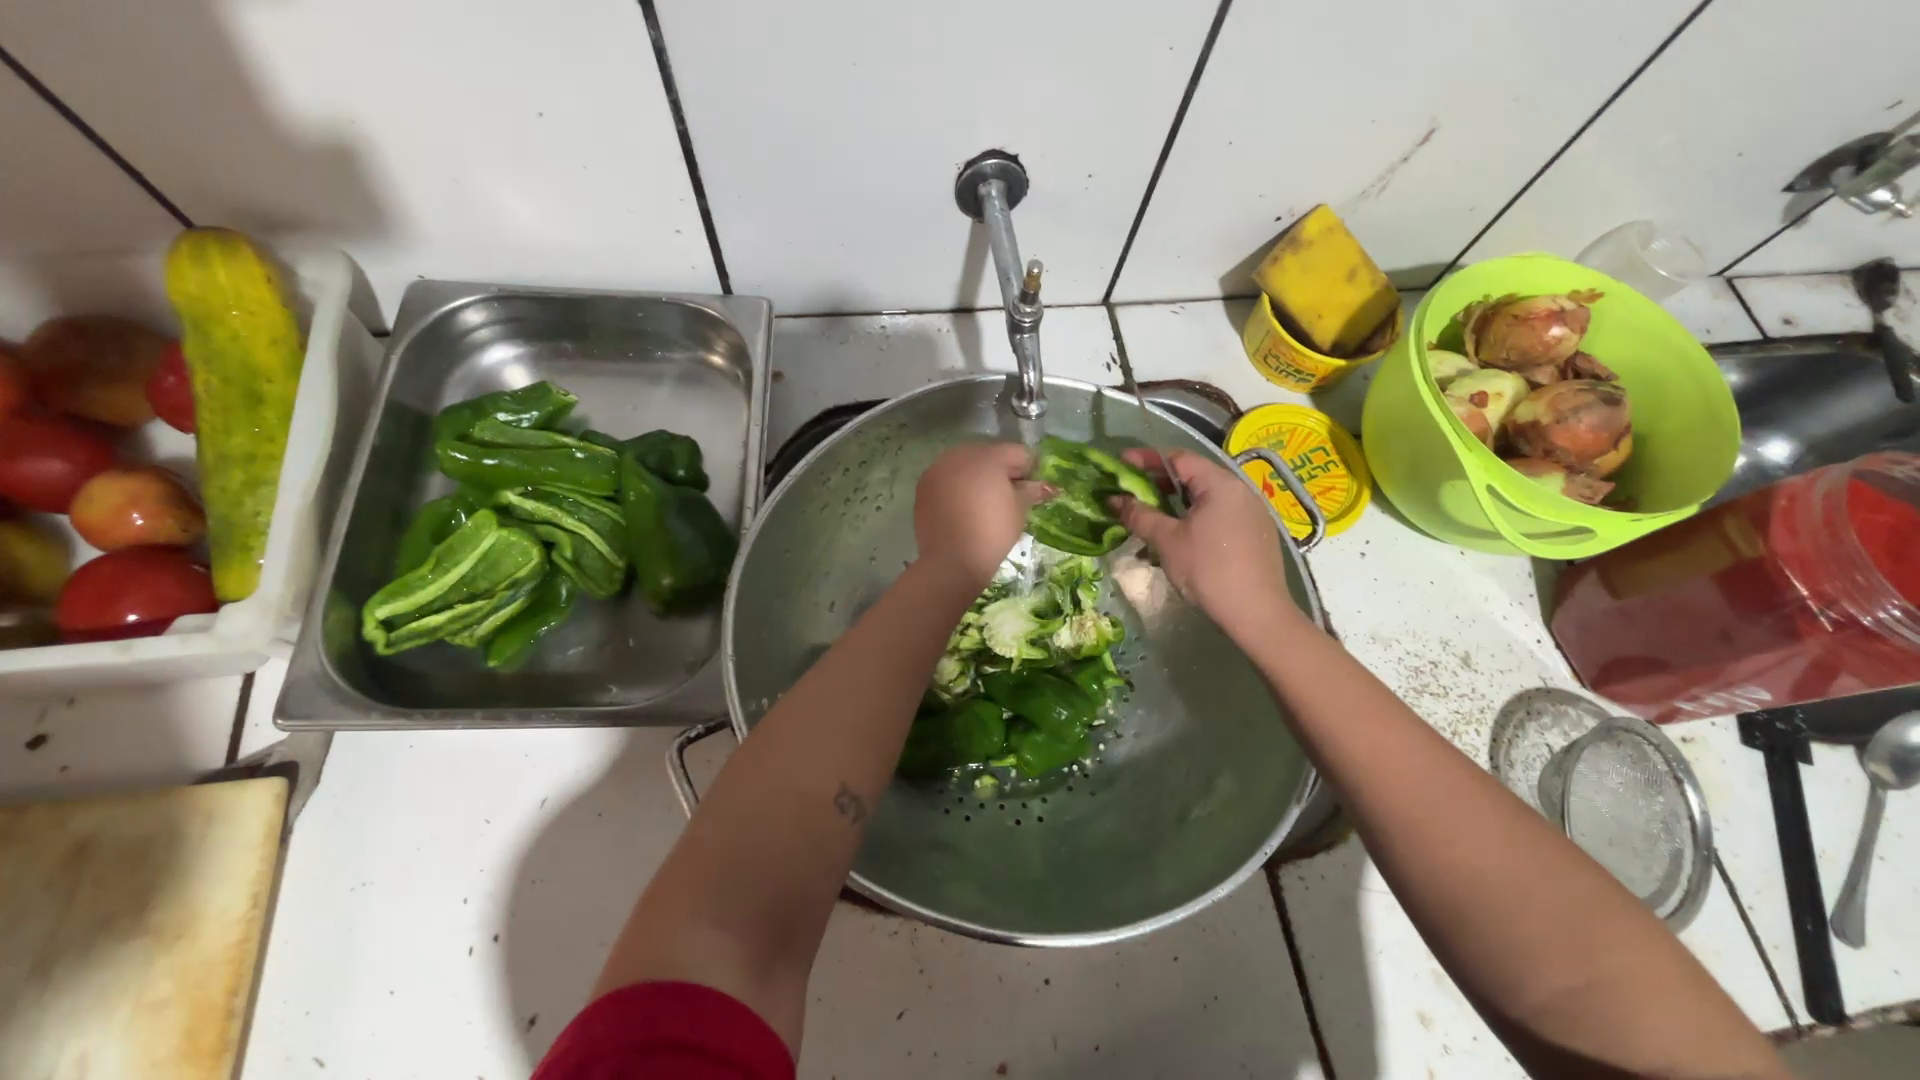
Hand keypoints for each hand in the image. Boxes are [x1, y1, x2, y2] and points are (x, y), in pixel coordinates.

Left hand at [914, 441, 1049, 588]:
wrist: (951, 561)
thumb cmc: (992, 532)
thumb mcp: (1019, 509)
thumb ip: (1032, 490)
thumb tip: (1045, 486)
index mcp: (987, 456)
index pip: (1018, 453)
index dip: (1030, 471)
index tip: (1031, 492)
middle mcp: (959, 455)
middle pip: (990, 455)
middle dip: (1002, 472)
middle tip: (1009, 499)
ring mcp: (937, 470)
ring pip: (966, 466)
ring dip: (978, 478)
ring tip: (984, 505)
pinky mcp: (923, 487)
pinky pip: (948, 479)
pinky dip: (958, 488)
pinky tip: (963, 510)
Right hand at [1112, 449, 1301, 638]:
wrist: (1256, 612)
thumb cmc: (1208, 569)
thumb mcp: (1167, 541)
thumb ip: (1140, 515)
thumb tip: (1115, 500)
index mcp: (1220, 483)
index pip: (1178, 458)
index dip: (1147, 459)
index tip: (1121, 465)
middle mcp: (1240, 489)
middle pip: (1194, 476)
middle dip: (1159, 482)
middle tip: (1131, 493)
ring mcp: (1252, 512)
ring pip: (1206, 498)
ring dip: (1175, 503)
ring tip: (1151, 516)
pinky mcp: (1256, 533)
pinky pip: (1219, 515)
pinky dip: (1194, 518)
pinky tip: (1179, 537)